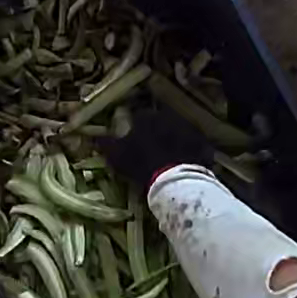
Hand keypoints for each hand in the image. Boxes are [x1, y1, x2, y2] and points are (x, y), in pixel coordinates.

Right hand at [100, 107, 214, 190]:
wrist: (175, 181)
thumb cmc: (141, 165)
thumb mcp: (116, 156)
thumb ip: (105, 143)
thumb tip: (94, 135)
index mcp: (147, 117)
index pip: (139, 116)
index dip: (136, 127)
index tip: (135, 139)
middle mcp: (168, 116)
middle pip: (160, 121)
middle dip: (157, 131)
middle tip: (152, 148)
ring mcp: (188, 128)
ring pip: (178, 131)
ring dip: (174, 139)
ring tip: (169, 157)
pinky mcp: (203, 142)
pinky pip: (194, 144)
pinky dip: (190, 150)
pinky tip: (185, 163)